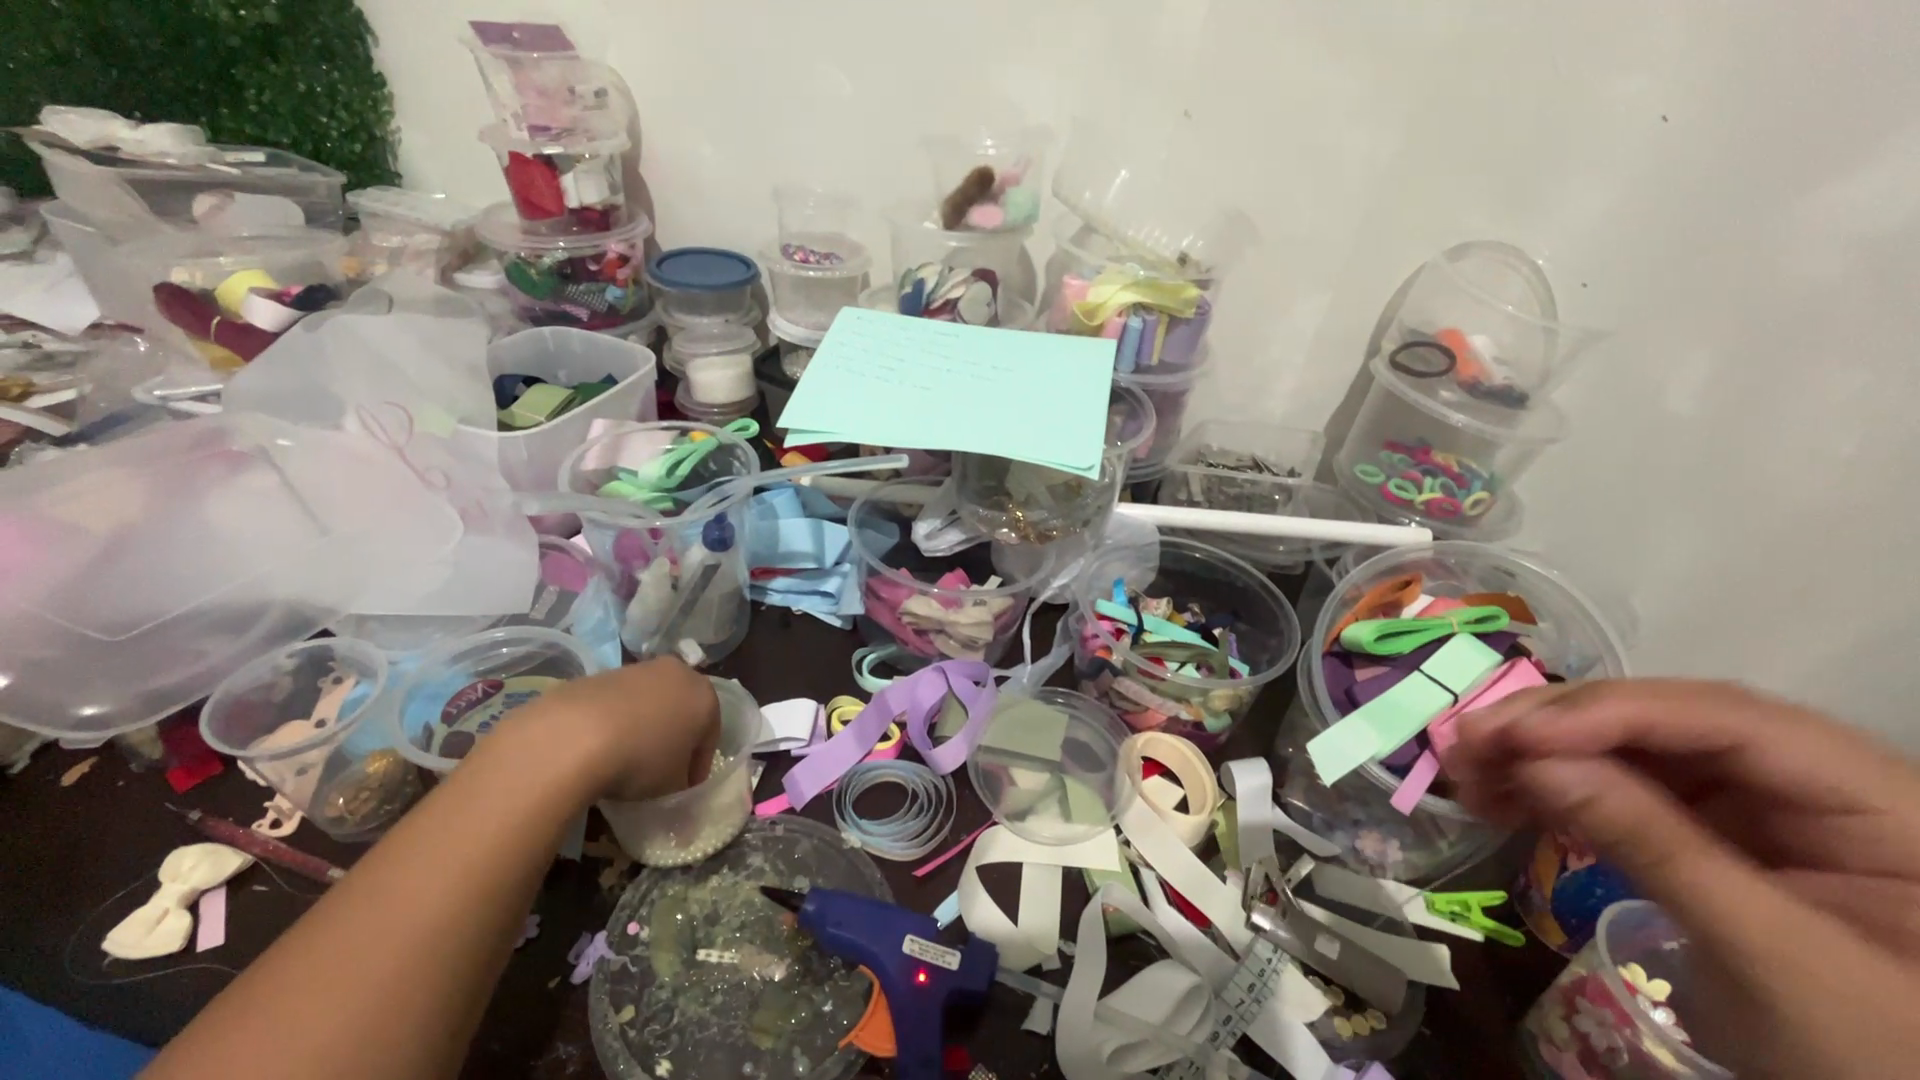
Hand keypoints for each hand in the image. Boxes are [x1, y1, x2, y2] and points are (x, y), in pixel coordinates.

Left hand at [507, 657, 721, 801]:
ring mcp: (637, 670)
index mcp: (705, 697)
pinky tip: (600, 748)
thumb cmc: (641, 760)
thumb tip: (678, 799)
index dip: (698, 766)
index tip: (685, 789)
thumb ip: (681, 786)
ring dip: (644, 728)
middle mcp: (677, 674)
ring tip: (625, 761)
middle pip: (682, 711)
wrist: (574, 736)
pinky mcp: (600, 674)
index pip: (710, 736)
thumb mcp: (671, 787)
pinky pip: (618, 703)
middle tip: (660, 771)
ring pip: (650, 703)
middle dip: (674, 739)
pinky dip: (615, 722)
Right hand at [1442, 678, 1919, 1079]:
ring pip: (1631, 749)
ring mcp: (1760, 804)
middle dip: (1558, 726)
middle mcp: (1812, 778)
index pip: (1729, 720)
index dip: (1613, 713)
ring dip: (1539, 753)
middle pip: (1668, 722)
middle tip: (1466, 740)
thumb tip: (1534, 763)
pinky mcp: (1714, 831)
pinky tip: (1498, 796)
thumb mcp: (1766, 954)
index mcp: (1875, 796)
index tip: (1514, 734)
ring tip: (1464, 769)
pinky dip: (1554, 788)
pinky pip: (1622, 790)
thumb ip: (1655, 846)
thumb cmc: (1869, 1052)